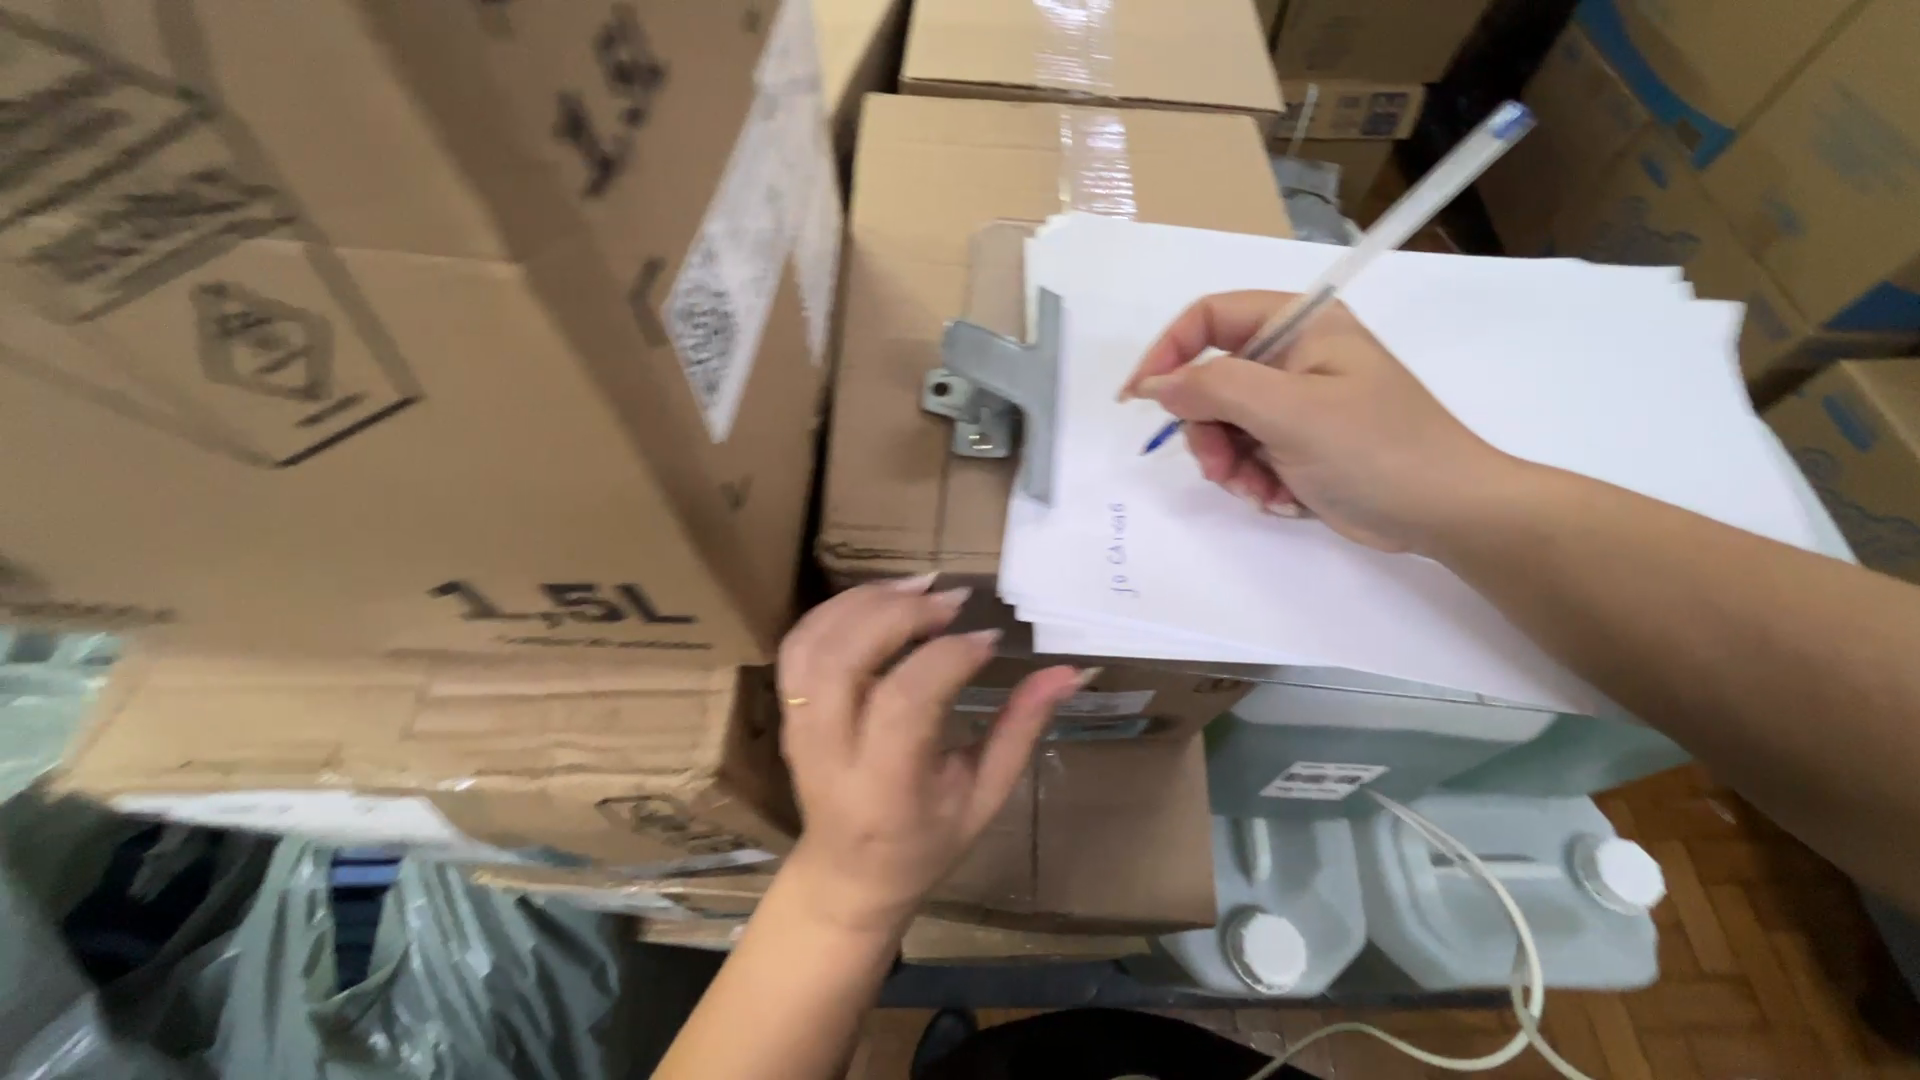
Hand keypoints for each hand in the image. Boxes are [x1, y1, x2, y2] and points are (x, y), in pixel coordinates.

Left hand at [774, 576, 1088, 931]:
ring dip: (866, 601)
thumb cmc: (926, 841)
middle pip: (844, 661)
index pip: (904, 703)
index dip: (948, 658)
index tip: (989, 639)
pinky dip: (838, 608)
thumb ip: (1021, 730)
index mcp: (883, 787)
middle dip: (900, 615)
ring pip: (814, 644)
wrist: (849, 873)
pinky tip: (882, 597)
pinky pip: (799, 644)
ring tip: (920, 586)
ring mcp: (798, 728)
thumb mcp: (985, 796)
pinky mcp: (787, 710)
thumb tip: (1069, 671)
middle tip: (952, 601)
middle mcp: (829, 752)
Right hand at [1119, 290, 1517, 553]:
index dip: (1168, 352)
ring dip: (1228, 463)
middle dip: (1207, 430)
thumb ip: (1214, 388)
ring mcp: (1296, 404)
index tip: (1139, 397)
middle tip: (1220, 467)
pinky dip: (1252, 480)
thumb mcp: (1288, 411)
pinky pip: (1246, 454)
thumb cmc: (1374, 449)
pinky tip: (1280, 498)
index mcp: (1300, 326)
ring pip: (1222, 425)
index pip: (1210, 318)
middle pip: (1210, 381)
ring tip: (1259, 489)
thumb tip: (1155, 385)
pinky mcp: (1299, 445)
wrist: (1445, 512)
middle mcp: (1294, 357)